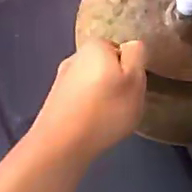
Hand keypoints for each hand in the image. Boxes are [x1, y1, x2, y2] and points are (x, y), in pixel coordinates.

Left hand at [34, 38, 147, 158]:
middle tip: (124, 103)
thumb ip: (137, 54)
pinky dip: (88, 109)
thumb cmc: (106, 109)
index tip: (132, 86)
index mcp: (96, 45)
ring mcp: (62, 79)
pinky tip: (91, 125)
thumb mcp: (136, 79)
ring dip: (102, 96)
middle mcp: (75, 57)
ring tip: (107, 117)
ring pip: (93, 83)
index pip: (122, 49)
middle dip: (115, 81)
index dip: (130, 68)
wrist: (61, 145)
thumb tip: (130, 46)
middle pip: (106, 65)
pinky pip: (81, 99)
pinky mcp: (54, 101)